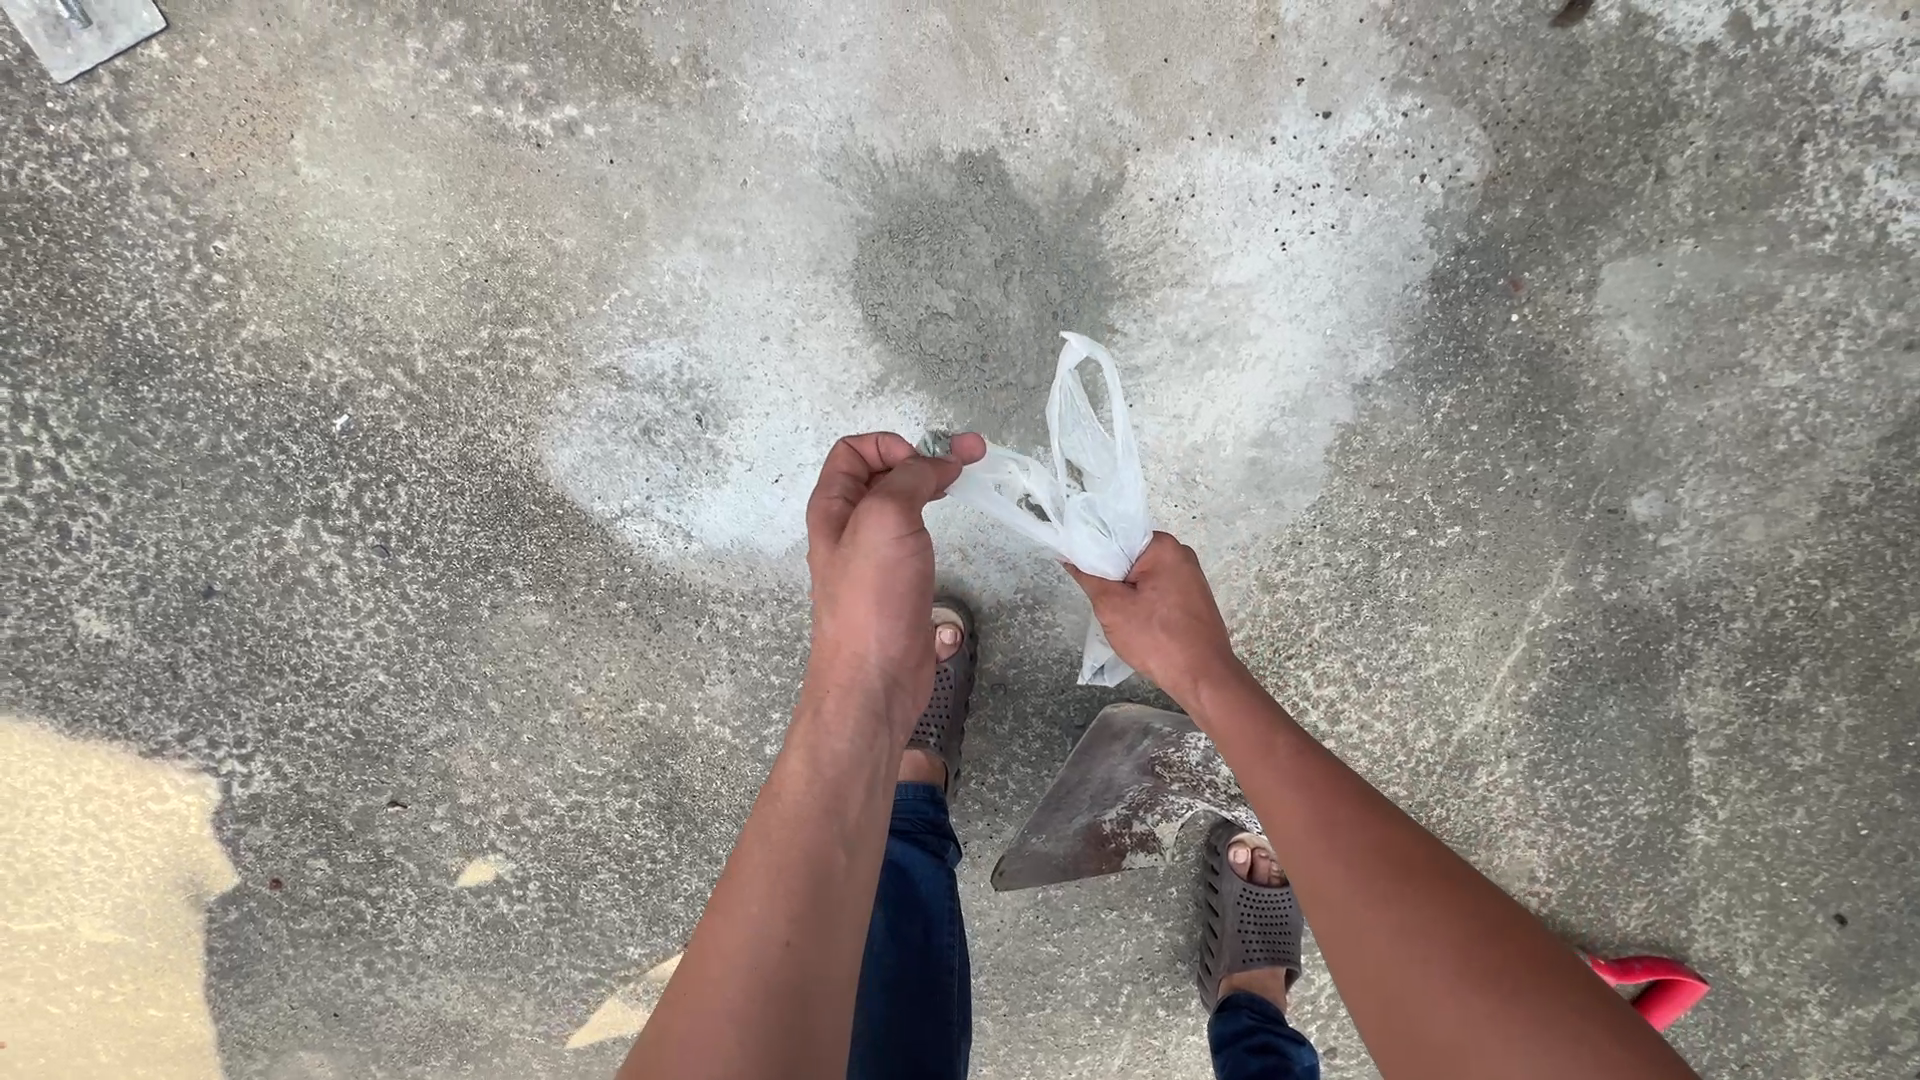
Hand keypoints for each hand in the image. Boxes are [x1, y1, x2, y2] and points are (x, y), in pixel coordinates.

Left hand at [803, 431, 985, 731]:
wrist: (875, 678)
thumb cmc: (873, 596)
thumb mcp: (886, 518)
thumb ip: (909, 478)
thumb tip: (937, 460)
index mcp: (833, 507)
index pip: (854, 451)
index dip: (892, 444)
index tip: (928, 461)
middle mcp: (850, 529)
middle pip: (884, 476)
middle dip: (925, 460)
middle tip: (973, 457)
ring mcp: (876, 560)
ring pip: (905, 512)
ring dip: (935, 494)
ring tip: (967, 487)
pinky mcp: (900, 588)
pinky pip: (920, 551)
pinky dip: (939, 540)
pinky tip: (955, 541)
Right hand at [1064, 532, 1247, 707]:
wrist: (1203, 677)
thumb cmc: (1158, 639)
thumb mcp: (1112, 607)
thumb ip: (1088, 577)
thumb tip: (1070, 556)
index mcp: (1163, 547)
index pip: (1115, 536)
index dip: (1092, 551)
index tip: (1077, 568)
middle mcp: (1180, 554)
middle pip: (1129, 555)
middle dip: (1110, 575)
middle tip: (1098, 597)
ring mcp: (1189, 576)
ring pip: (1142, 574)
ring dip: (1125, 591)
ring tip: (1117, 612)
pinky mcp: (1191, 596)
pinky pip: (1156, 588)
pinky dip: (1141, 600)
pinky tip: (1136, 620)